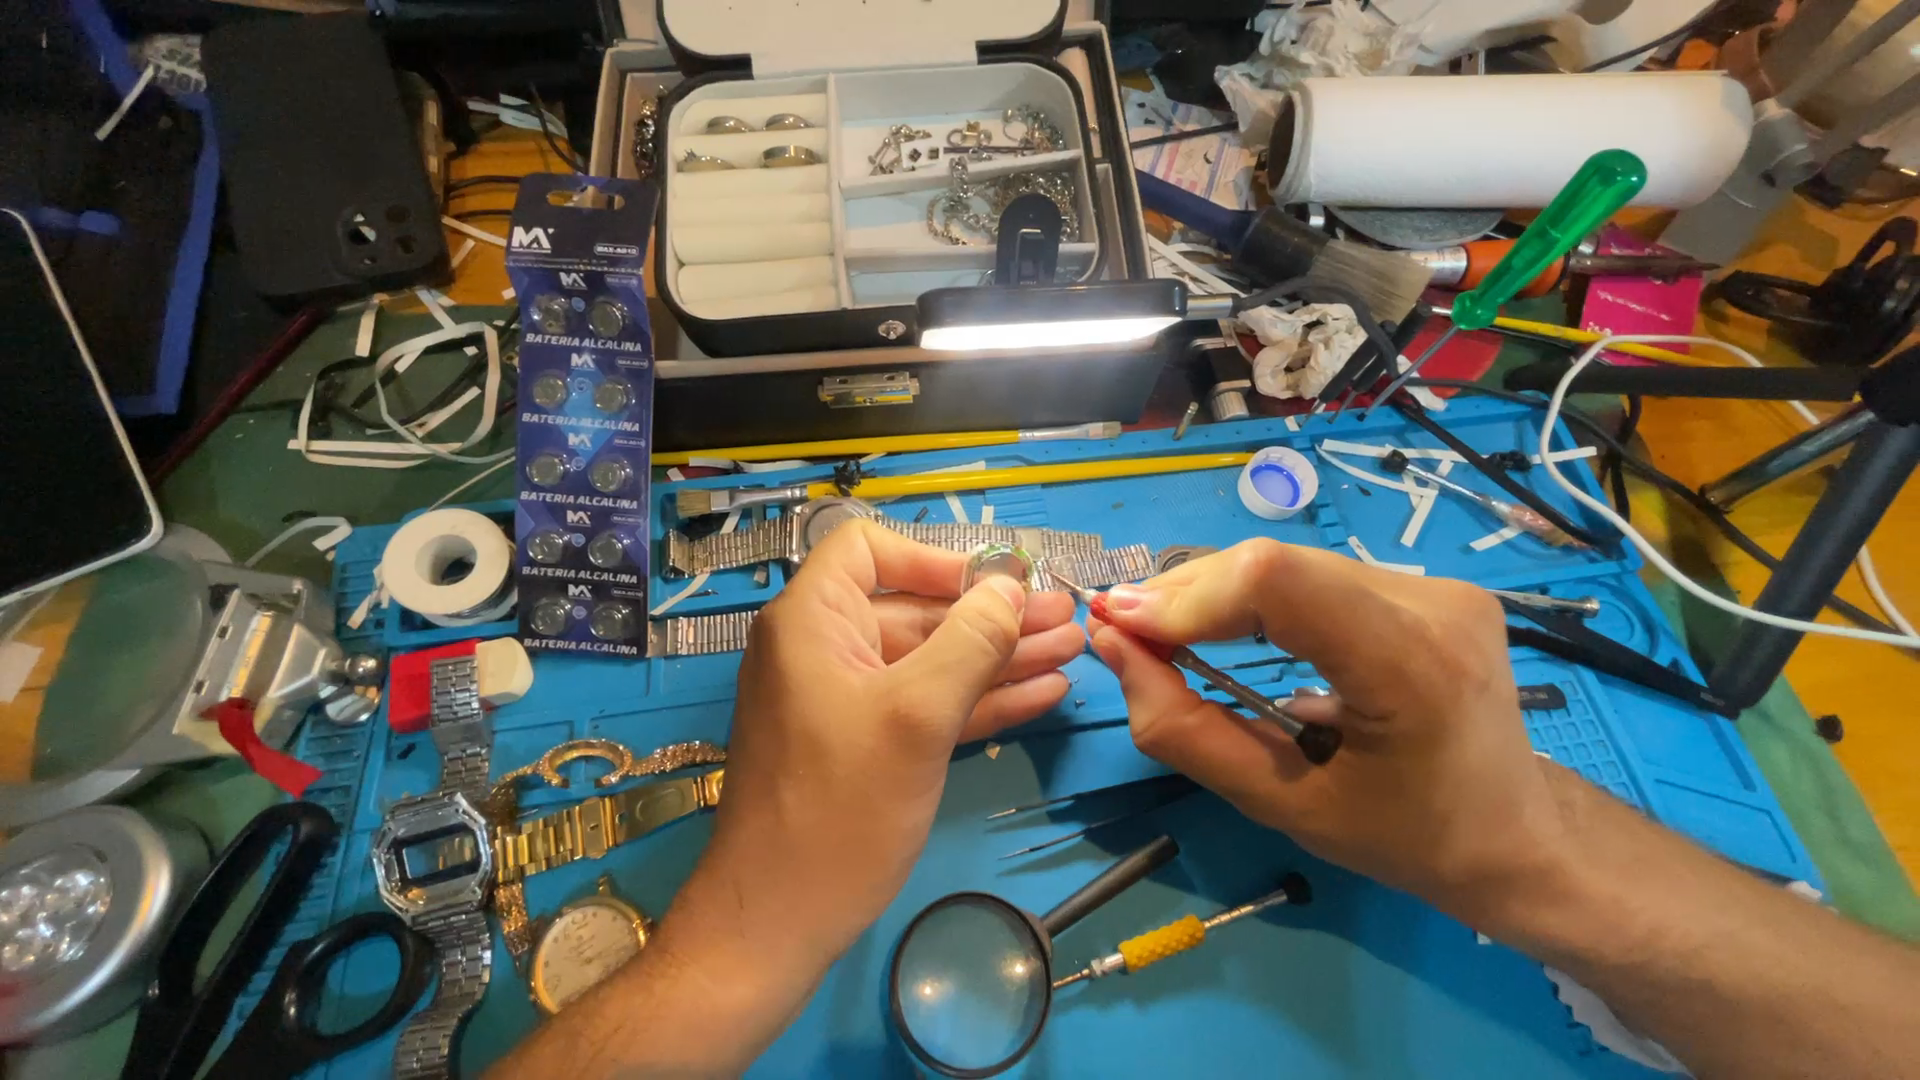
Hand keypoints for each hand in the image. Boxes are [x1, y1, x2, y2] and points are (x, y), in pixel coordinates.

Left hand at [668, 521, 1083, 974]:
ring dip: (1000, 656)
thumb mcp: (916, 715)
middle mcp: (827, 648)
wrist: (779, 925)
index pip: (868, 551)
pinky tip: (1042, 693)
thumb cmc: (839, 807)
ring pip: (932, 660)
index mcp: (814, 620)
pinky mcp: (869, 743)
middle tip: (1065, 617)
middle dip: (992, 615)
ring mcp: (849, 699)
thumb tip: (1009, 589)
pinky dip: (980, 698)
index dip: (933, 559)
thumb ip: (969, 642)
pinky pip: (929, 703)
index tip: (992, 586)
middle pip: (916, 609)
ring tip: (1071, 649)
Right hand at [1087, 539, 1571, 922]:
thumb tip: (1112, 646)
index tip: (1119, 626)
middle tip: (1126, 631)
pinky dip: (1247, 595)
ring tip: (1162, 632)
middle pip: (1270, 562)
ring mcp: (1433, 585)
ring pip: (1282, 560)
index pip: (1276, 584)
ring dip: (1209, 592)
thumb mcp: (1278, 803)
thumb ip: (1182, 728)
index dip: (1185, 598)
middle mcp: (1431, 602)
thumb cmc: (1402, 837)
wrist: (1517, 835)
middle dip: (1183, 595)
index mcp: (1410, 666)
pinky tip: (1219, 623)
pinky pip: (1307, 572)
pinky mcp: (1422, 583)